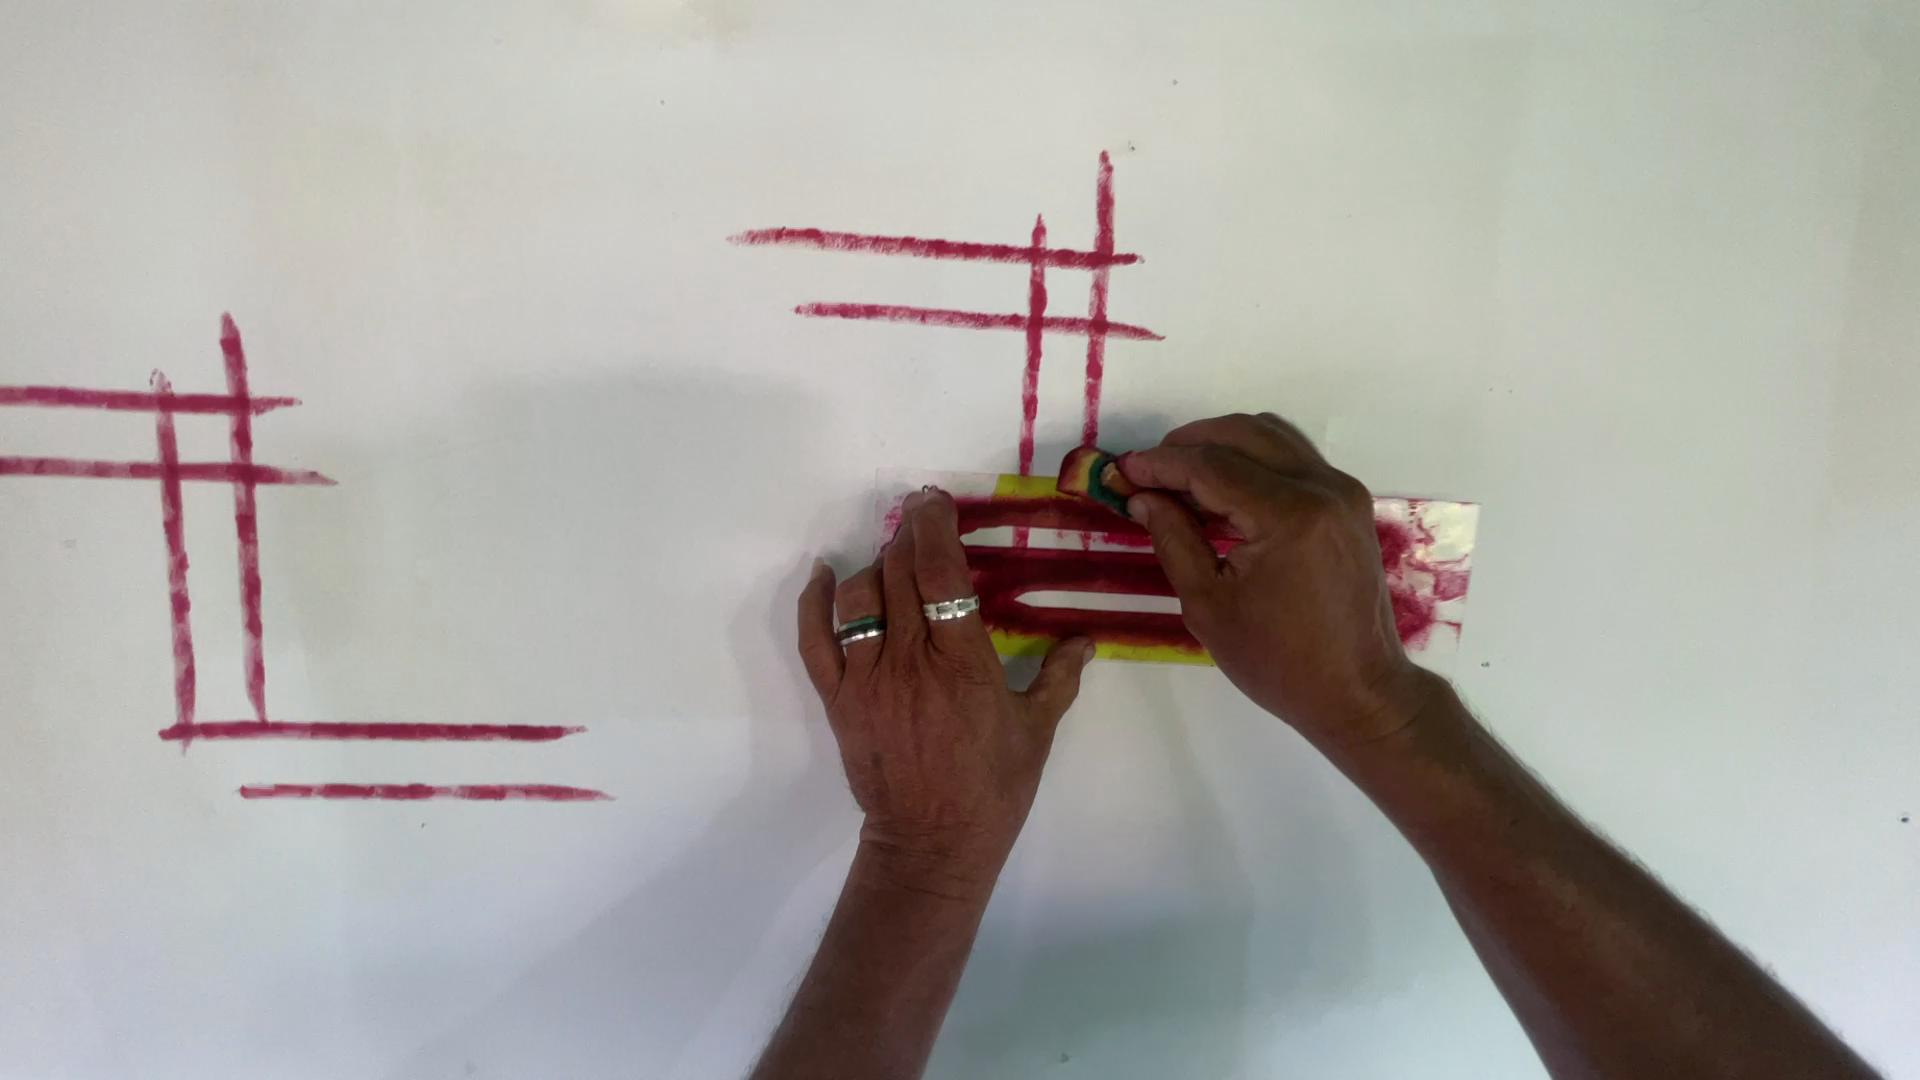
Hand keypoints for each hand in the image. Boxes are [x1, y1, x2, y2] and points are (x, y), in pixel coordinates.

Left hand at [797, 488, 1094, 896]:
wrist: (932, 845)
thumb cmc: (993, 789)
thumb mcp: (1037, 730)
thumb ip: (1061, 676)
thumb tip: (1088, 638)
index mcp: (963, 663)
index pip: (941, 575)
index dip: (934, 529)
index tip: (934, 502)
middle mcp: (909, 661)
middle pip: (899, 576)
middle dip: (908, 535)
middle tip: (919, 517)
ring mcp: (866, 680)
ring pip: (859, 598)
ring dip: (875, 567)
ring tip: (894, 559)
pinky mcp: (837, 701)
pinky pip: (814, 641)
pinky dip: (813, 603)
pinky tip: (822, 574)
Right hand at [1119, 413, 1439, 746]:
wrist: (1356, 691)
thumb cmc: (1276, 659)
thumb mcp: (1206, 604)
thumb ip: (1173, 537)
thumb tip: (1142, 496)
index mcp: (1288, 516)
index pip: (1210, 465)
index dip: (1158, 464)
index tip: (1120, 471)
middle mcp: (1321, 488)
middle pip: (1242, 433)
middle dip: (1186, 444)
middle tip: (1147, 473)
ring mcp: (1341, 492)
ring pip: (1270, 435)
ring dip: (1219, 446)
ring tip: (1179, 480)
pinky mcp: (1347, 503)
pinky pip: (1290, 458)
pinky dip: (1249, 461)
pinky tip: (1219, 494)